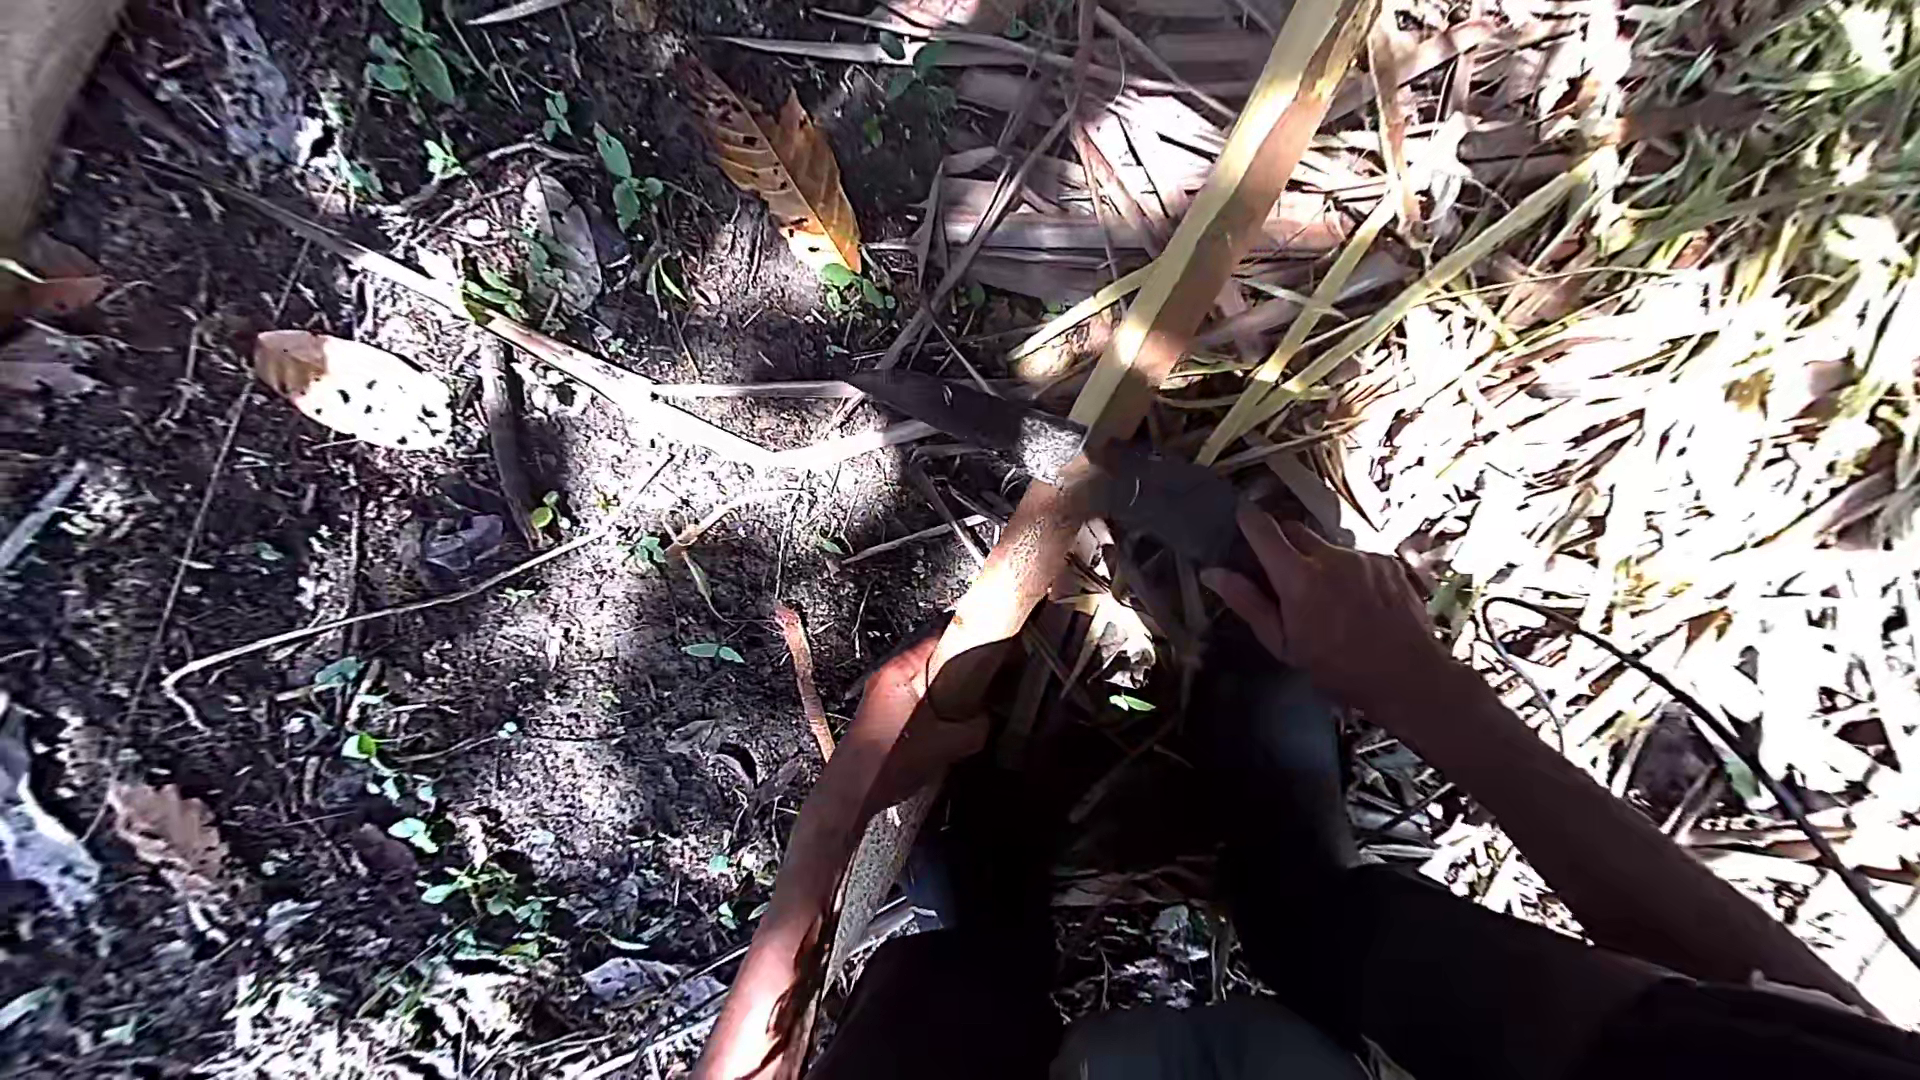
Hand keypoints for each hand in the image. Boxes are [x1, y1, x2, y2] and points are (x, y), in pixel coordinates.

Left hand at [854, 626, 990, 811]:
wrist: (853, 794)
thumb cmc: (887, 761)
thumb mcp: (945, 744)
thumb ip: (975, 729)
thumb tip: (989, 722)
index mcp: (897, 672)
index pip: (937, 640)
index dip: (966, 642)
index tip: (988, 650)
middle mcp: (887, 679)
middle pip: (933, 664)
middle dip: (959, 675)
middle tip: (984, 683)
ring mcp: (883, 699)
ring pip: (926, 687)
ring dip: (946, 697)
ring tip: (969, 708)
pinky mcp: (884, 720)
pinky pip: (917, 705)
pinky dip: (934, 712)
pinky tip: (947, 730)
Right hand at [1201, 507, 1449, 711]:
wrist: (1409, 677)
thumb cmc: (1335, 666)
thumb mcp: (1280, 642)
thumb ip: (1246, 602)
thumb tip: (1212, 573)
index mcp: (1298, 577)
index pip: (1263, 529)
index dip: (1247, 518)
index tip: (1239, 516)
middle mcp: (1330, 556)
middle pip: (1293, 528)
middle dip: (1280, 541)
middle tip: (1278, 570)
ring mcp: (1363, 556)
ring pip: (1324, 543)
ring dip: (1314, 558)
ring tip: (1323, 594)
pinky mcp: (1387, 561)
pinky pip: (1353, 555)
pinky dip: (1344, 569)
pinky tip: (1353, 598)